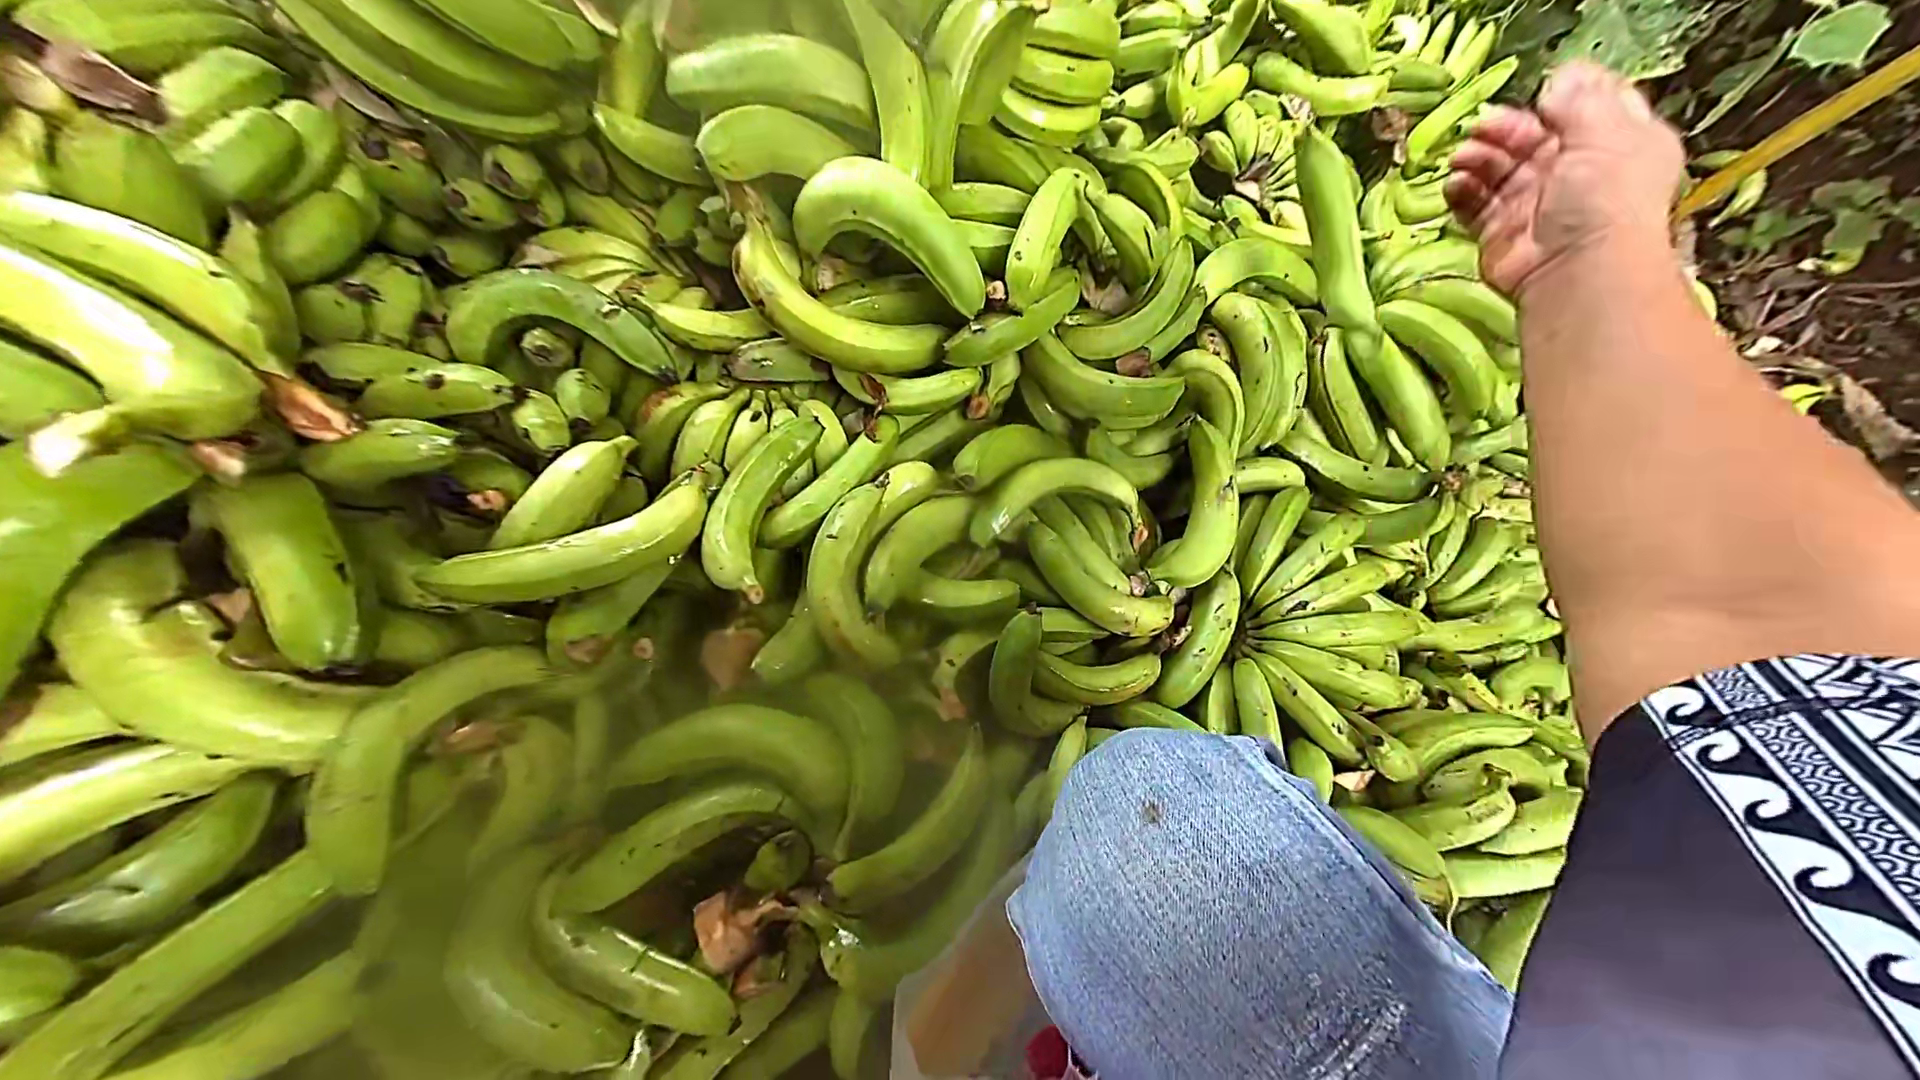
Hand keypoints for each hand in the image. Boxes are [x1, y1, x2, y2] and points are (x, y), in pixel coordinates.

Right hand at [1445, 63, 1685, 296]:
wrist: (1573, 269)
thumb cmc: (1604, 199)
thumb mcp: (1606, 134)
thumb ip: (1580, 102)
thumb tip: (1557, 80)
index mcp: (1610, 142)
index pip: (1582, 108)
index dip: (1557, 98)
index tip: (1535, 95)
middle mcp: (1570, 171)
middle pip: (1530, 138)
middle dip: (1503, 129)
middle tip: (1479, 128)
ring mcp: (1530, 203)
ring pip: (1496, 171)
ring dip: (1476, 160)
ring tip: (1462, 159)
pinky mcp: (1497, 232)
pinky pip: (1473, 206)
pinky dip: (1461, 193)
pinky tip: (1454, 185)